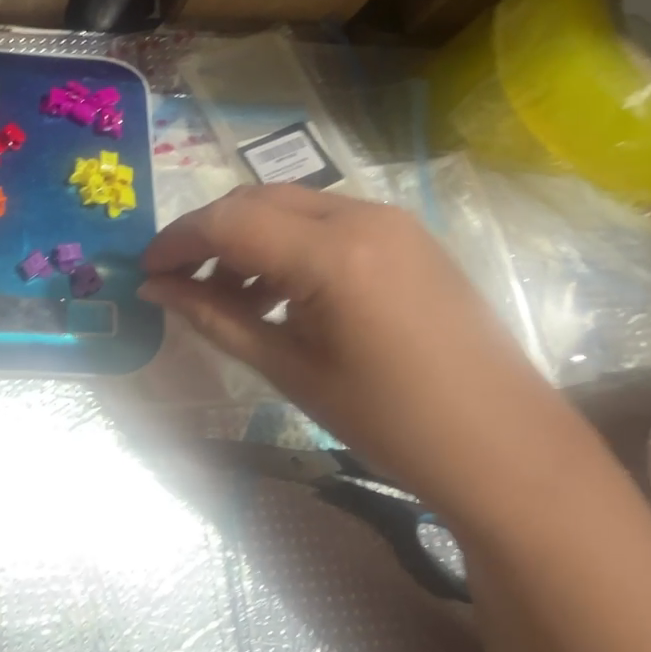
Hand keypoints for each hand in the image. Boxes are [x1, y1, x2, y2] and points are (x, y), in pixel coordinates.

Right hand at [140, 185, 559, 517]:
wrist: (506, 450)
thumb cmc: (391, 422)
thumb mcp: (290, 369)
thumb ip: (215, 317)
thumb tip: (154, 288)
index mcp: (334, 252)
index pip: (230, 222)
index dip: (177, 241)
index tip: (144, 271)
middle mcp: (363, 216)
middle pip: (257, 201)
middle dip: (209, 235)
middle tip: (178, 281)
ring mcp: (392, 221)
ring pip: (291, 206)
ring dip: (248, 239)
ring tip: (229, 298)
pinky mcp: (408, 237)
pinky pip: (326, 222)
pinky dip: (288, 245)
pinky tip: (279, 294)